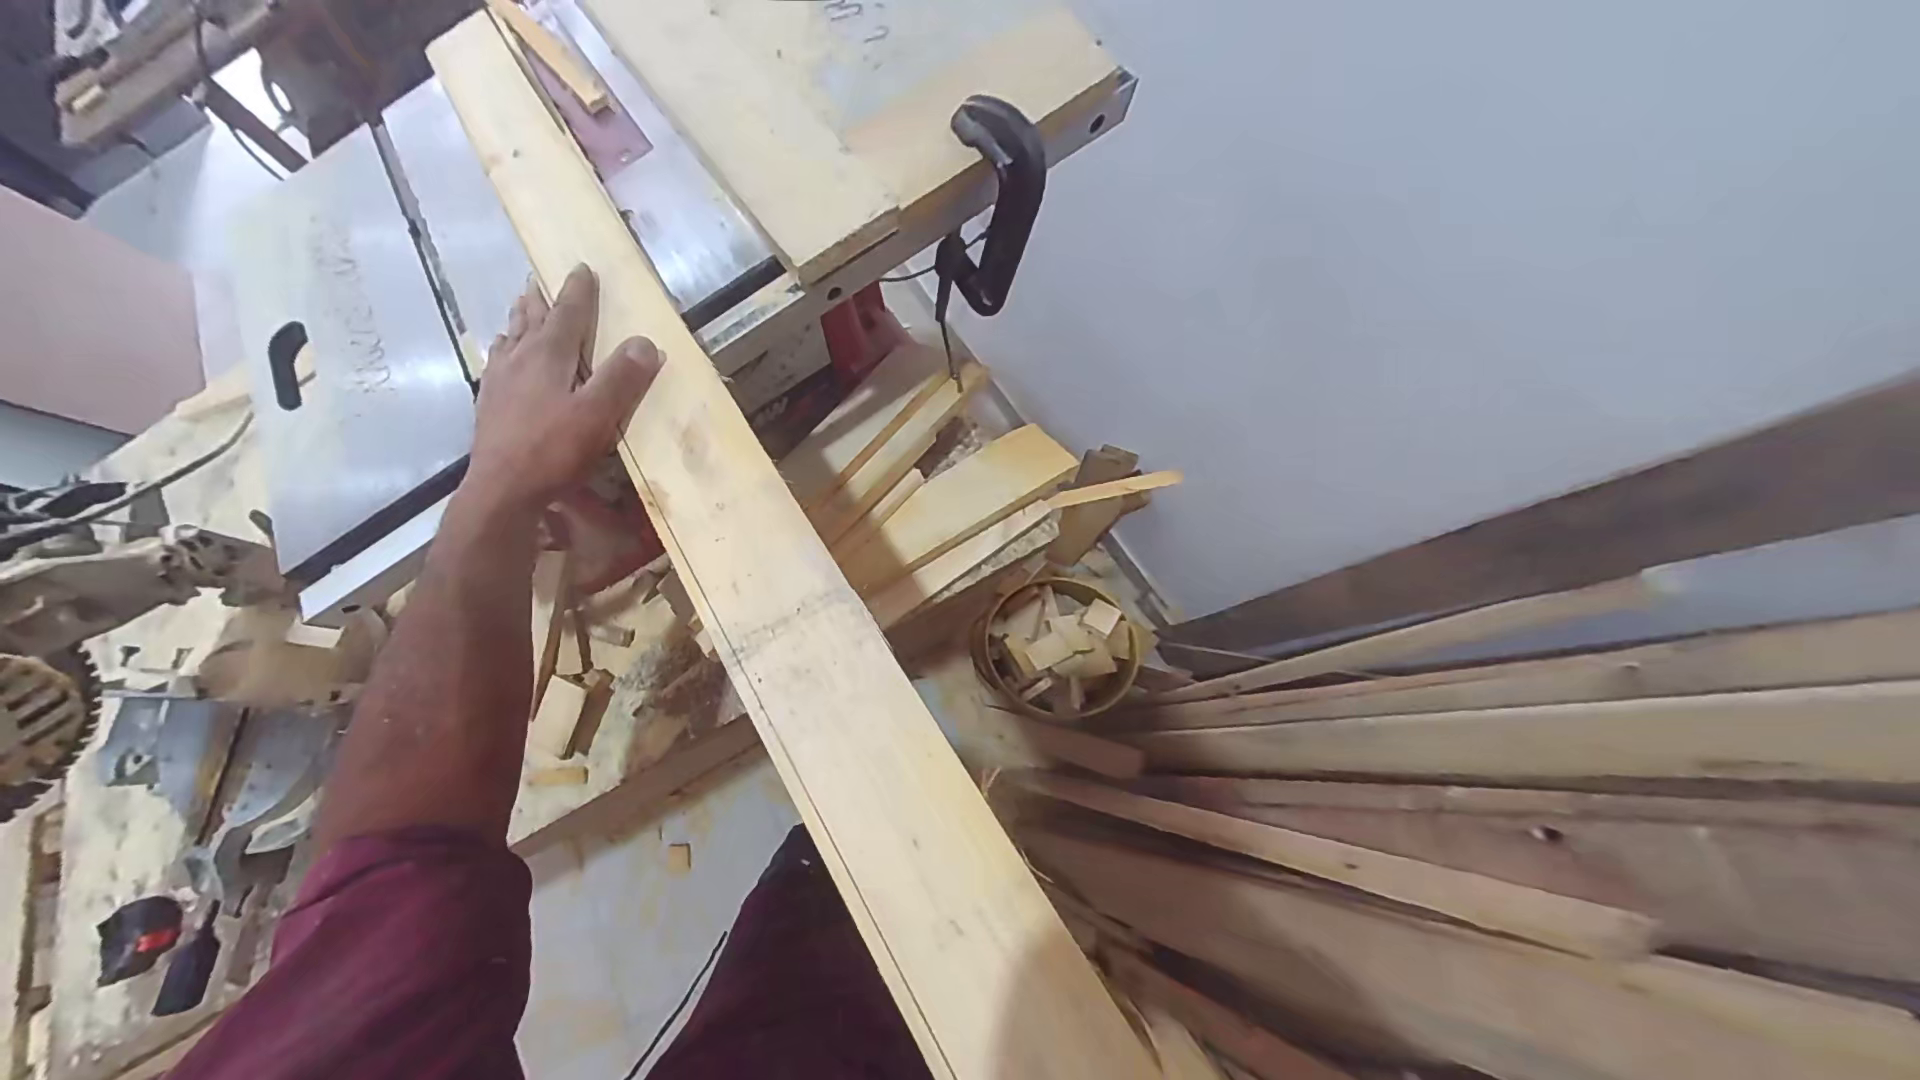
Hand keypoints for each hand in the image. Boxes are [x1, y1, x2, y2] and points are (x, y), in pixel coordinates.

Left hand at [465, 265, 661, 515]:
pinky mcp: (490, 403)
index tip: (581, 268)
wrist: (503, 488)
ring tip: (522, 305)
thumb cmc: (554, 450)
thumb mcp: (598, 415)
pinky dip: (505, 349)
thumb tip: (645, 342)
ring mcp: (501, 381)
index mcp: (549, 357)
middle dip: (542, 299)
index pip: (567, 315)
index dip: (578, 292)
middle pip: (532, 320)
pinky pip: (499, 362)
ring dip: (520, 319)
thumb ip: (621, 378)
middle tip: (541, 280)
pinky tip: (503, 355)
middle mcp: (521, 360)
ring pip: (512, 338)